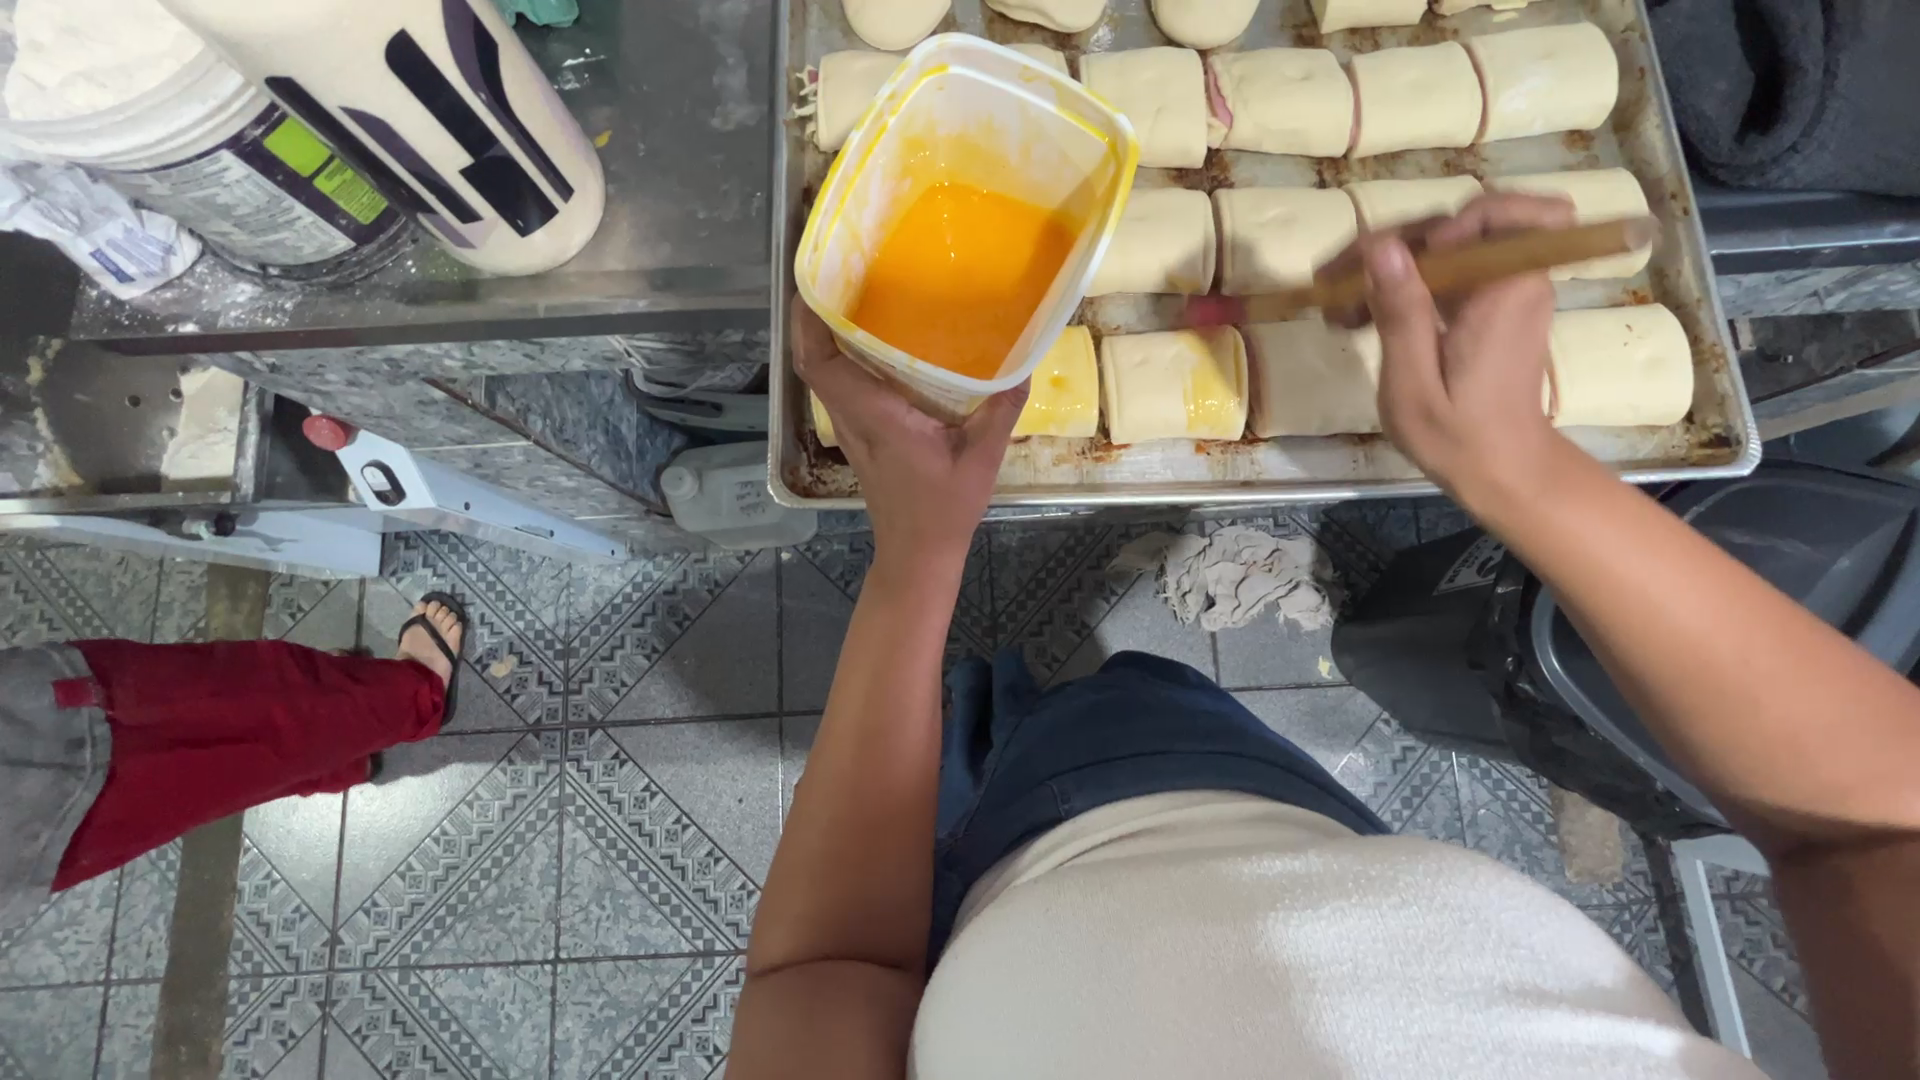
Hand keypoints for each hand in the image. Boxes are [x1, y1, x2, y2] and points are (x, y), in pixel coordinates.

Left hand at [791, 296, 1026, 568]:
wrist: (917, 554)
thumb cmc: (944, 510)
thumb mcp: (981, 459)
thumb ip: (1001, 411)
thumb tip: (1024, 366)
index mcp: (878, 418)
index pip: (823, 367)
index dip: (809, 324)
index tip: (817, 284)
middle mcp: (854, 421)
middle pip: (813, 365)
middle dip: (815, 320)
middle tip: (838, 280)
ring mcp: (851, 432)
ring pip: (823, 379)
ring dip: (825, 341)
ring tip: (852, 303)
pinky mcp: (858, 441)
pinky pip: (839, 391)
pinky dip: (841, 363)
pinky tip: (872, 350)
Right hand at [1341, 193, 1575, 507]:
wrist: (1501, 470)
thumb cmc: (1455, 435)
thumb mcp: (1412, 381)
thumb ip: (1400, 312)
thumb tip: (1381, 247)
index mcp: (1504, 291)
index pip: (1504, 214)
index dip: (1450, 223)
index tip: (1403, 260)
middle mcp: (1513, 279)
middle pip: (1458, 227)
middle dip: (1394, 246)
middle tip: (1336, 282)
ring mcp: (1501, 293)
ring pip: (1445, 250)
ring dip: (1389, 268)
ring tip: (1340, 308)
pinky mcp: (1485, 309)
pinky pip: (1445, 277)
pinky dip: (1402, 288)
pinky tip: (1361, 318)